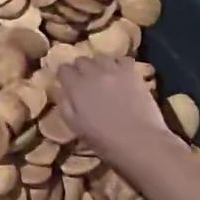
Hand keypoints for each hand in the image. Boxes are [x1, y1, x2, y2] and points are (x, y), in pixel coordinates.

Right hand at [55, 57, 184, 169]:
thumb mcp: (76, 127)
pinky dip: (117, 64)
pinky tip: (119, 75)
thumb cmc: (105, 141)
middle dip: (80, 68)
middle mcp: (94, 73)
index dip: (64, 75)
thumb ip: (64, 104)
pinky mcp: (133, 72)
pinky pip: (121, 59)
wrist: (140, 141)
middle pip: (81, 60)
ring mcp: (115, 70)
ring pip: (100, 57)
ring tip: (102, 76)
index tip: (66, 82)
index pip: (63, 69)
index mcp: (77, 87)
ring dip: (98, 65)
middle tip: (84, 81)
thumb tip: (58, 89)